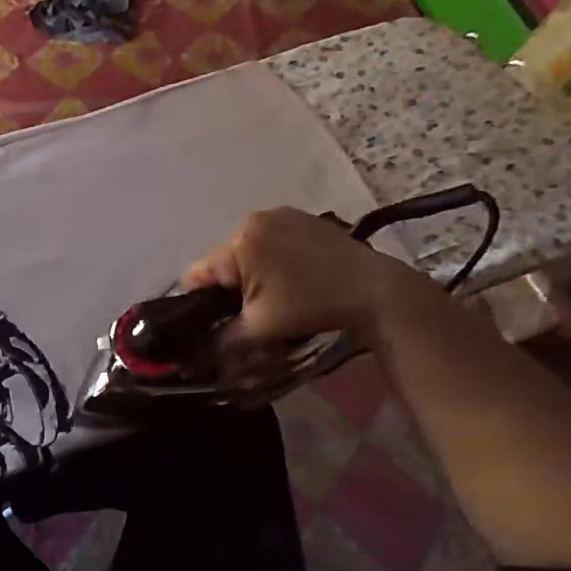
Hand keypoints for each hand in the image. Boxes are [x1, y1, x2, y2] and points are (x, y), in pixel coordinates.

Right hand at [182, 207, 434, 349]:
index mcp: (239, 241)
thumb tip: (198, 357)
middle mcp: (252, 219)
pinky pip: (267, 239)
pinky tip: (292, 274)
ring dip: (251, 271)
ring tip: (276, 291)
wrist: (374, 290)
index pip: (197, 274)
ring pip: (244, 250)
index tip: (225, 316)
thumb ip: (222, 340)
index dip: (203, 301)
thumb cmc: (312, 305)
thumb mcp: (260, 328)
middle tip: (254, 307)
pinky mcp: (300, 216)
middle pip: (221, 260)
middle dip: (231, 285)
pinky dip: (271, 257)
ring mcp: (278, 214)